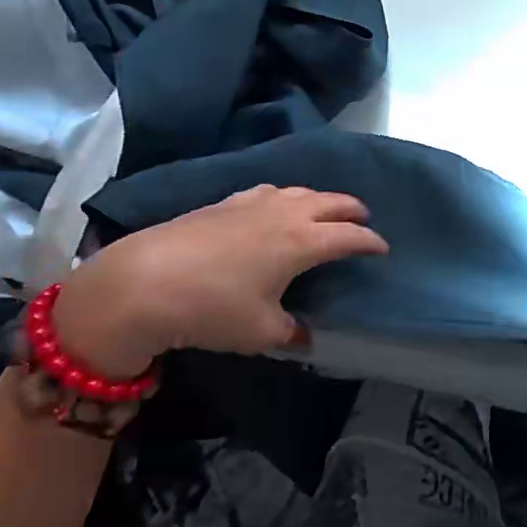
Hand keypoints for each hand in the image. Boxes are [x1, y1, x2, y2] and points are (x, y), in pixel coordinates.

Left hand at [51, 185, 386, 377]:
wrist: (145, 281)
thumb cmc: (213, 307)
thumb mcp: (260, 331)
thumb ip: (291, 331)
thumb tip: (305, 335)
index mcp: (301, 242)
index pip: (348, 235)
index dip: (370, 241)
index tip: (382, 249)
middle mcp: (282, 213)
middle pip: (329, 201)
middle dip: (352, 209)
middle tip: (363, 219)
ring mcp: (251, 203)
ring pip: (298, 191)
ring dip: (319, 199)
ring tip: (324, 210)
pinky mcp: (224, 202)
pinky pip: (269, 191)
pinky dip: (286, 197)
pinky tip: (275, 207)